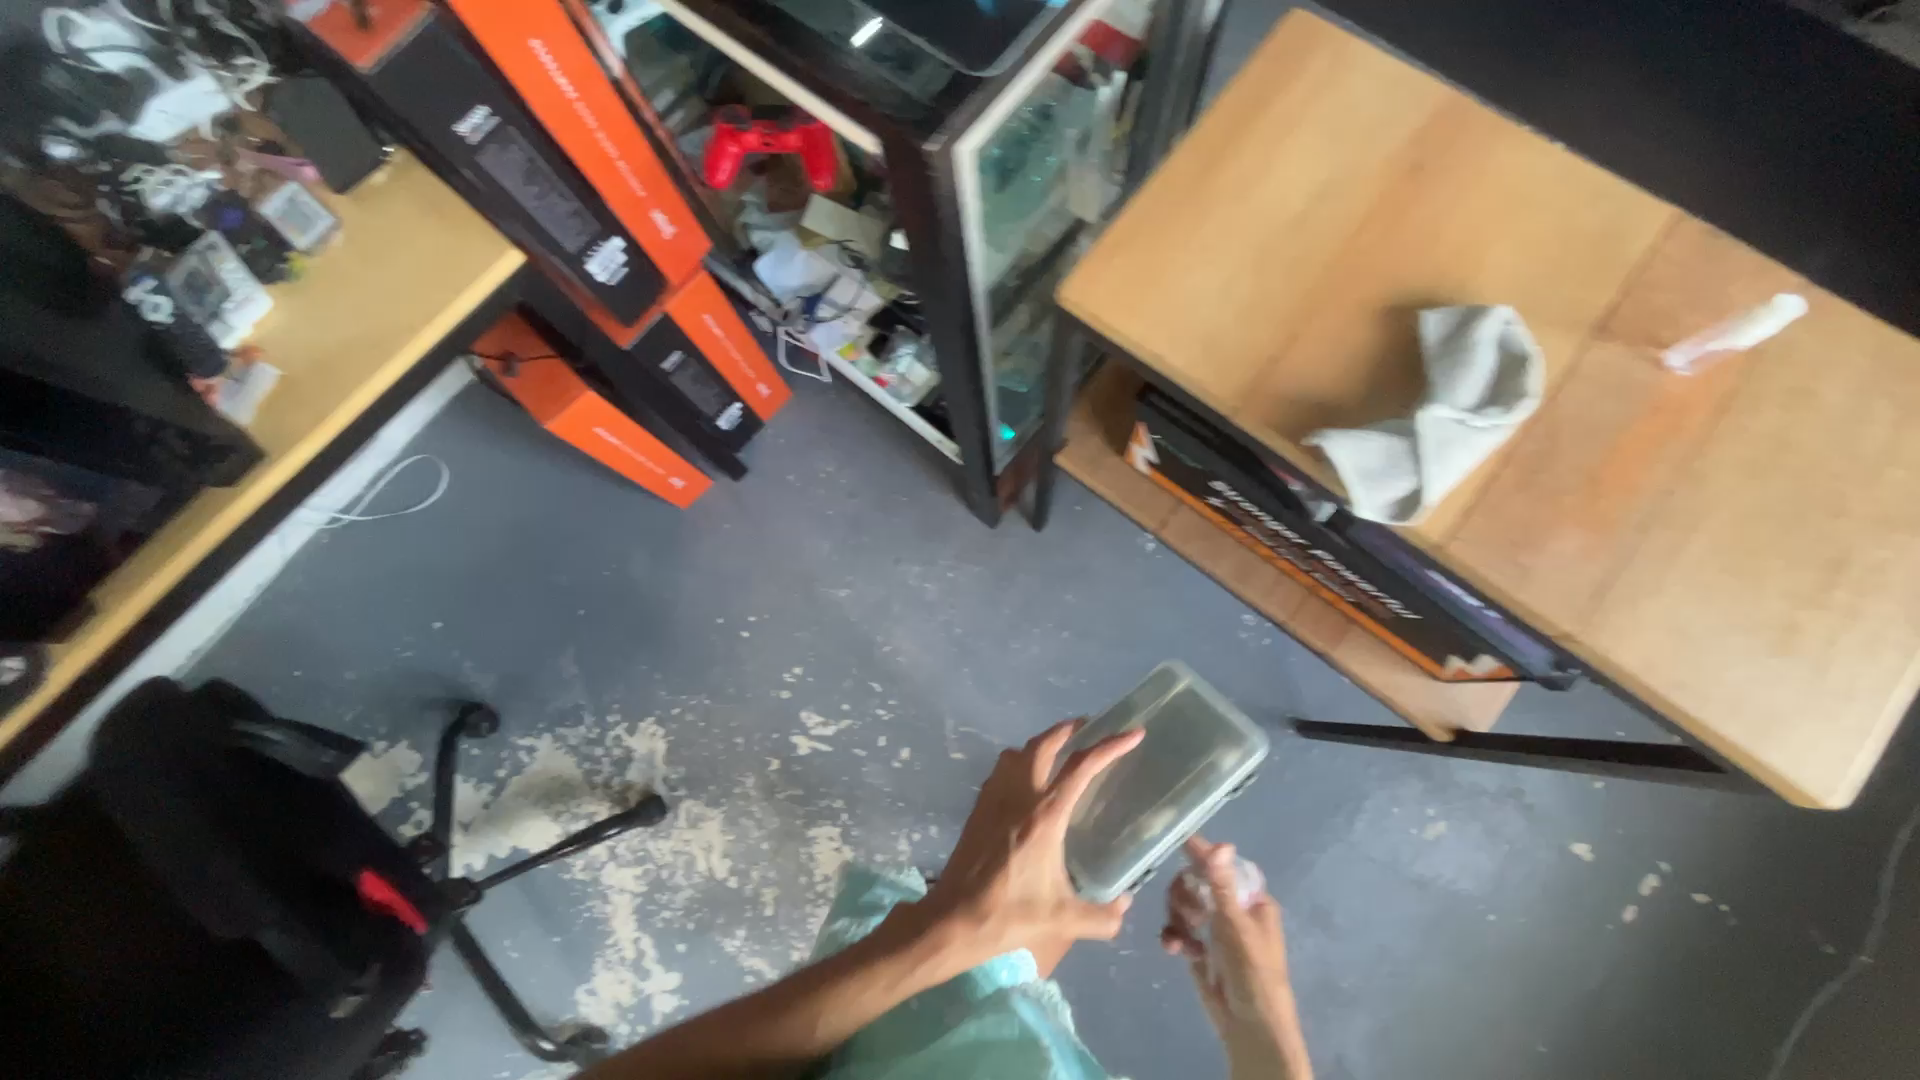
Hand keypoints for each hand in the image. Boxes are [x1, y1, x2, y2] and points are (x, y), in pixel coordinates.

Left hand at [909, 719, 1143, 975]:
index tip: (1133, 733)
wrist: (954, 918)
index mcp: (1045, 815)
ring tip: (1056, 751)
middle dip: (1068, 730)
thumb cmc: (1010, 914)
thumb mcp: (1064, 920)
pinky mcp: (978, 808)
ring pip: (1017, 753)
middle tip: (1088, 727)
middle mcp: (1019, 796)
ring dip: (1039, 744)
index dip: (1110, 746)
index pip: (1082, 767)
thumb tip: (1125, 907)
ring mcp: (994, 798)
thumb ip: (1102, 916)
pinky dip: (1017, 763)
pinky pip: (1000, 771)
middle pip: (1044, 744)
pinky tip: (1024, 782)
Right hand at [1162, 837, 1312, 1079]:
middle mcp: (1232, 909)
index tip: (1174, 844)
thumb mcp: (1235, 926)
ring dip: (1178, 919)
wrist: (1248, 1028)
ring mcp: (1215, 929)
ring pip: (1183, 905)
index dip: (1200, 856)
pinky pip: (1178, 929)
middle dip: (1185, 896)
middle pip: (1196, 882)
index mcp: (1250, 899)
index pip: (1221, 865)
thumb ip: (1222, 885)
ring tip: (1182, 940)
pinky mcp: (1199, 948)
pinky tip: (1177, 950)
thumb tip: (1220, 843)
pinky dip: (1175, 937)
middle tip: (1186, 912)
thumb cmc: (1252, 973)